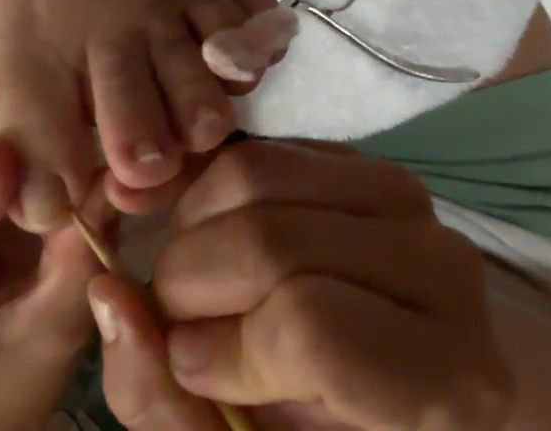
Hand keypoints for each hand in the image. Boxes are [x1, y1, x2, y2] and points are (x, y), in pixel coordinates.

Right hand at [90, 141, 514, 430]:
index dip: (228, 349)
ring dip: (189, 226)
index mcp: (442, 380)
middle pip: (271, 240)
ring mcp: (405, 201)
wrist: (400, 378)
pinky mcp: (360, 160)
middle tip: (178, 315)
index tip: (195, 368)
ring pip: (253, 173)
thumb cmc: (324, 424)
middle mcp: (443, 274)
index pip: (314, 330)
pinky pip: (255, 147)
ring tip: (196, 276)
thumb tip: (107, 292)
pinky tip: (205, 231)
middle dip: (187, 279)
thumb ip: (161, 398)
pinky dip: (203, 187)